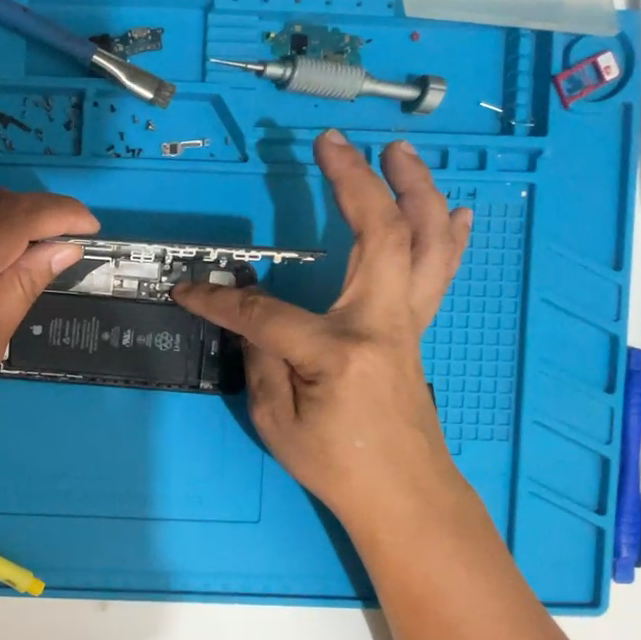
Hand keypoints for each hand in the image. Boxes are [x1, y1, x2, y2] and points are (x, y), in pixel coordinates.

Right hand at [173, 130, 472, 522]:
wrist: (403, 494)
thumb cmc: (334, 464)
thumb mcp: (276, 420)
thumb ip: (261, 358)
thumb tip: (247, 315)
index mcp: (338, 350)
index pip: (266, 312)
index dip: (219, 301)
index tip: (185, 291)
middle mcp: (383, 323)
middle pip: (382, 235)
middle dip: (357, 183)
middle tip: (333, 145)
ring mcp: (408, 323)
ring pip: (427, 241)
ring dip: (417, 190)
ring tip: (401, 151)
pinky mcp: (416, 330)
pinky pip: (440, 270)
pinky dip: (449, 233)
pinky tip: (455, 209)